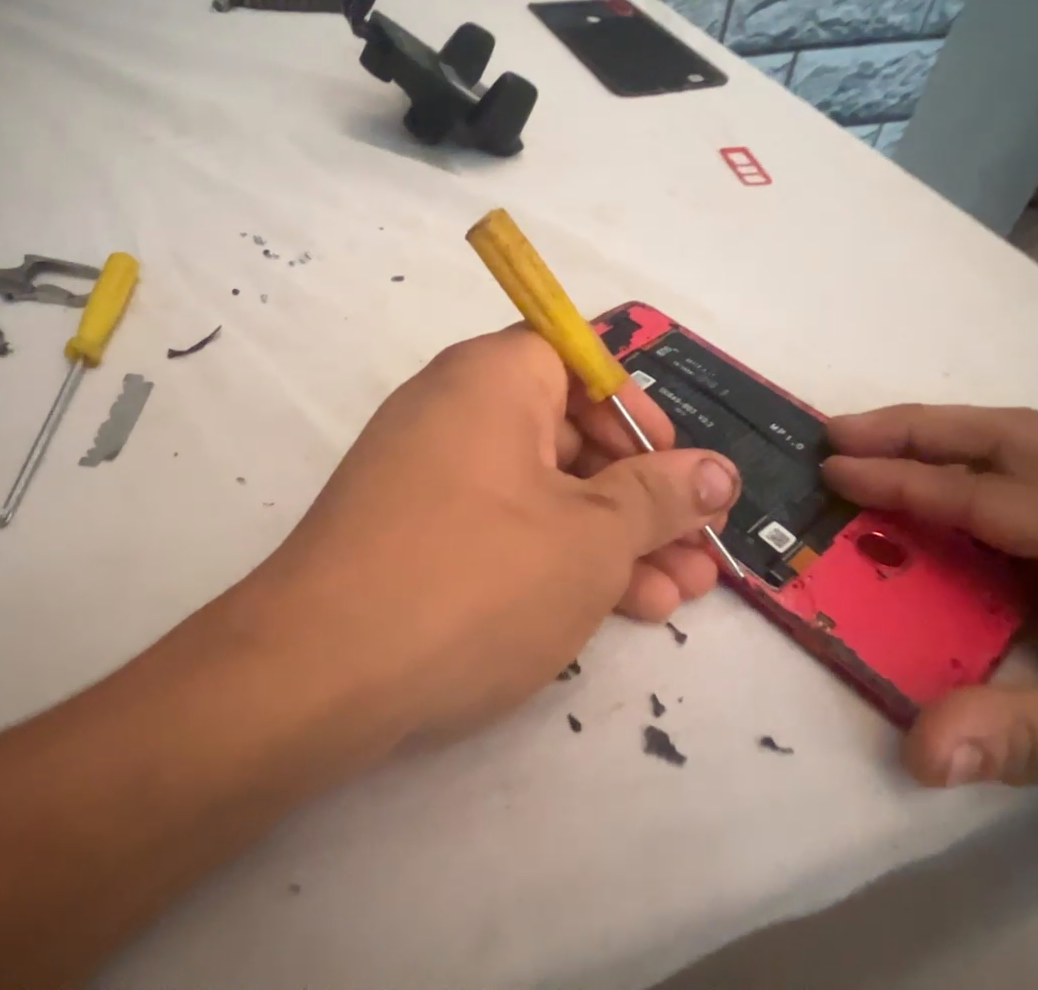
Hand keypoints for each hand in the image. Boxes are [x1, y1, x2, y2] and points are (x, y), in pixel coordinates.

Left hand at [242, 327, 737, 744]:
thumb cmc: (476, 580)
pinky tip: (611, 613)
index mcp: (491, 379)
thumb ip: (660, 497)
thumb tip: (718, 471)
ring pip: (540, 495)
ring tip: (674, 600)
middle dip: (642, 499)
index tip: (684, 473)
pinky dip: (553, 562)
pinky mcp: (408, 540)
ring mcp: (423, 479)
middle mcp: (450, 412)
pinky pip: (498, 531)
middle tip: (699, 556)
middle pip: (566, 436)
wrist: (320, 673)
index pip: (581, 364)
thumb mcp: (590, 538)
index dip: (640, 417)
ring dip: (611, 542)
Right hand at [822, 405, 1037, 907]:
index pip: (1006, 500)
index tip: (832, 473)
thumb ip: (1037, 742)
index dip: (912, 485)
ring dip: (960, 435)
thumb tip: (916, 751)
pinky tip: (968, 494)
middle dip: (925, 428)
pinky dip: (996, 468)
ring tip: (885, 445)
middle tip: (839, 433)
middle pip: (1028, 440)